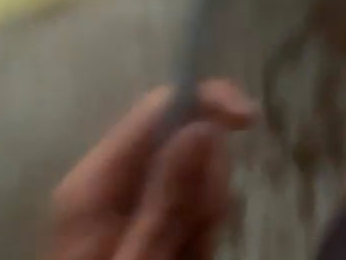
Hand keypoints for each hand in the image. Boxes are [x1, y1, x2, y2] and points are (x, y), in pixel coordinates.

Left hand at [49, 82, 255, 259]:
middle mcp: (106, 181)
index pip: (158, 107)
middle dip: (207, 184)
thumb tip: (200, 126)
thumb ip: (168, 200)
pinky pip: (189, 203)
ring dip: (205, 215)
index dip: (209, 100)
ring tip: (190, 257)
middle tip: (200, 239)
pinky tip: (188, 257)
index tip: (252, 122)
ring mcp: (123, 202)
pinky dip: (199, 231)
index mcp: (93, 184)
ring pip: (194, 173)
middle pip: (184, 139)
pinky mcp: (140, 220)